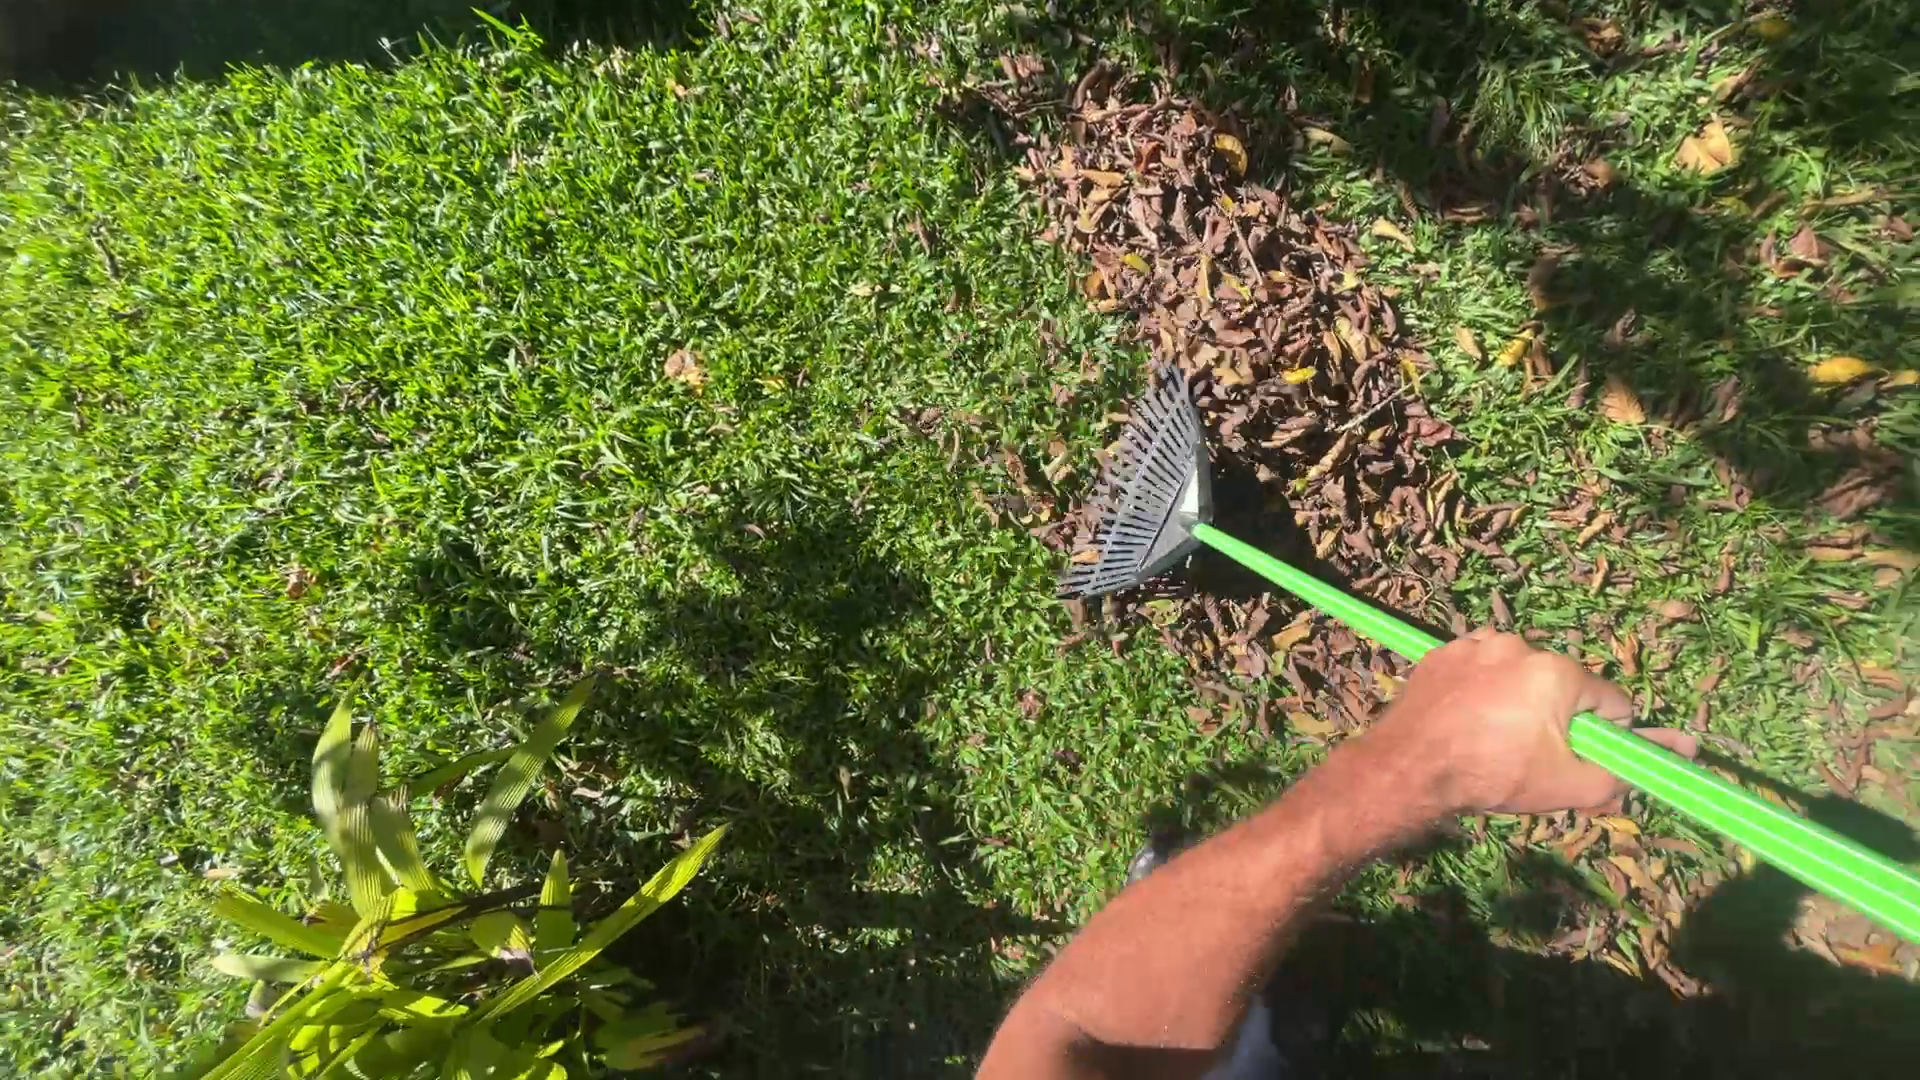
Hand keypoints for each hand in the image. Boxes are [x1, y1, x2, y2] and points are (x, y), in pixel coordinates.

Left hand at [1367, 629, 1697, 814]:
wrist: (1409, 765)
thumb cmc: (1492, 774)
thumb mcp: (1575, 783)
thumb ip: (1633, 764)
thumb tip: (1686, 745)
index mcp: (1556, 670)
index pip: (1610, 702)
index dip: (1601, 735)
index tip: (1575, 754)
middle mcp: (1514, 645)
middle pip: (1560, 685)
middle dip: (1555, 715)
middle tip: (1527, 749)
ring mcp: (1470, 645)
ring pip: (1517, 674)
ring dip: (1516, 698)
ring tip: (1492, 735)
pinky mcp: (1439, 653)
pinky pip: (1478, 669)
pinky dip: (1480, 688)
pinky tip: (1466, 717)